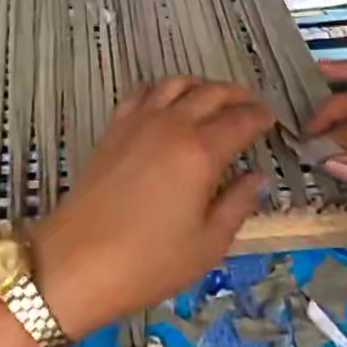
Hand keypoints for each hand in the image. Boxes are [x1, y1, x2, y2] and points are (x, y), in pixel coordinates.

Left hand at [28, 77, 272, 337]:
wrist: (75, 263)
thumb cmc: (147, 262)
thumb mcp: (207, 245)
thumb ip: (237, 203)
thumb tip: (254, 175)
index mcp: (201, 152)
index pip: (241, 120)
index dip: (260, 117)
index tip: (272, 120)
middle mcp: (172, 124)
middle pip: (212, 93)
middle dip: (238, 95)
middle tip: (252, 106)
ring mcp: (139, 121)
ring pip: (178, 83)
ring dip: (203, 85)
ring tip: (215, 100)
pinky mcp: (114, 127)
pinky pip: (144, 91)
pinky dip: (164, 89)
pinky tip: (169, 103)